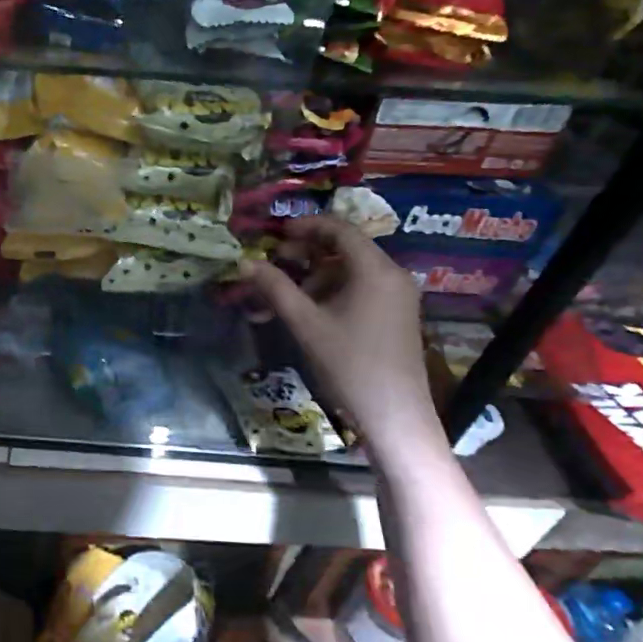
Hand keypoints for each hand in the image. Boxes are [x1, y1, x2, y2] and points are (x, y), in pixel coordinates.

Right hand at [243, 216, 447, 451]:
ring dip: (314, 279)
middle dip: (306, 255)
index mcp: (375, 270)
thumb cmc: (349, 364)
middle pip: (345, 250)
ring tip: (283, 300)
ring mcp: (397, 297)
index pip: (340, 230)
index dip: (306, 227)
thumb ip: (275, 288)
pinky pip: (361, 291)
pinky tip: (307, 315)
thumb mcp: (306, 324)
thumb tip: (245, 263)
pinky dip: (331, 295)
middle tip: (274, 265)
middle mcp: (392, 275)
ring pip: (350, 273)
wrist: (394, 415)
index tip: (276, 235)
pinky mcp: (396, 316)